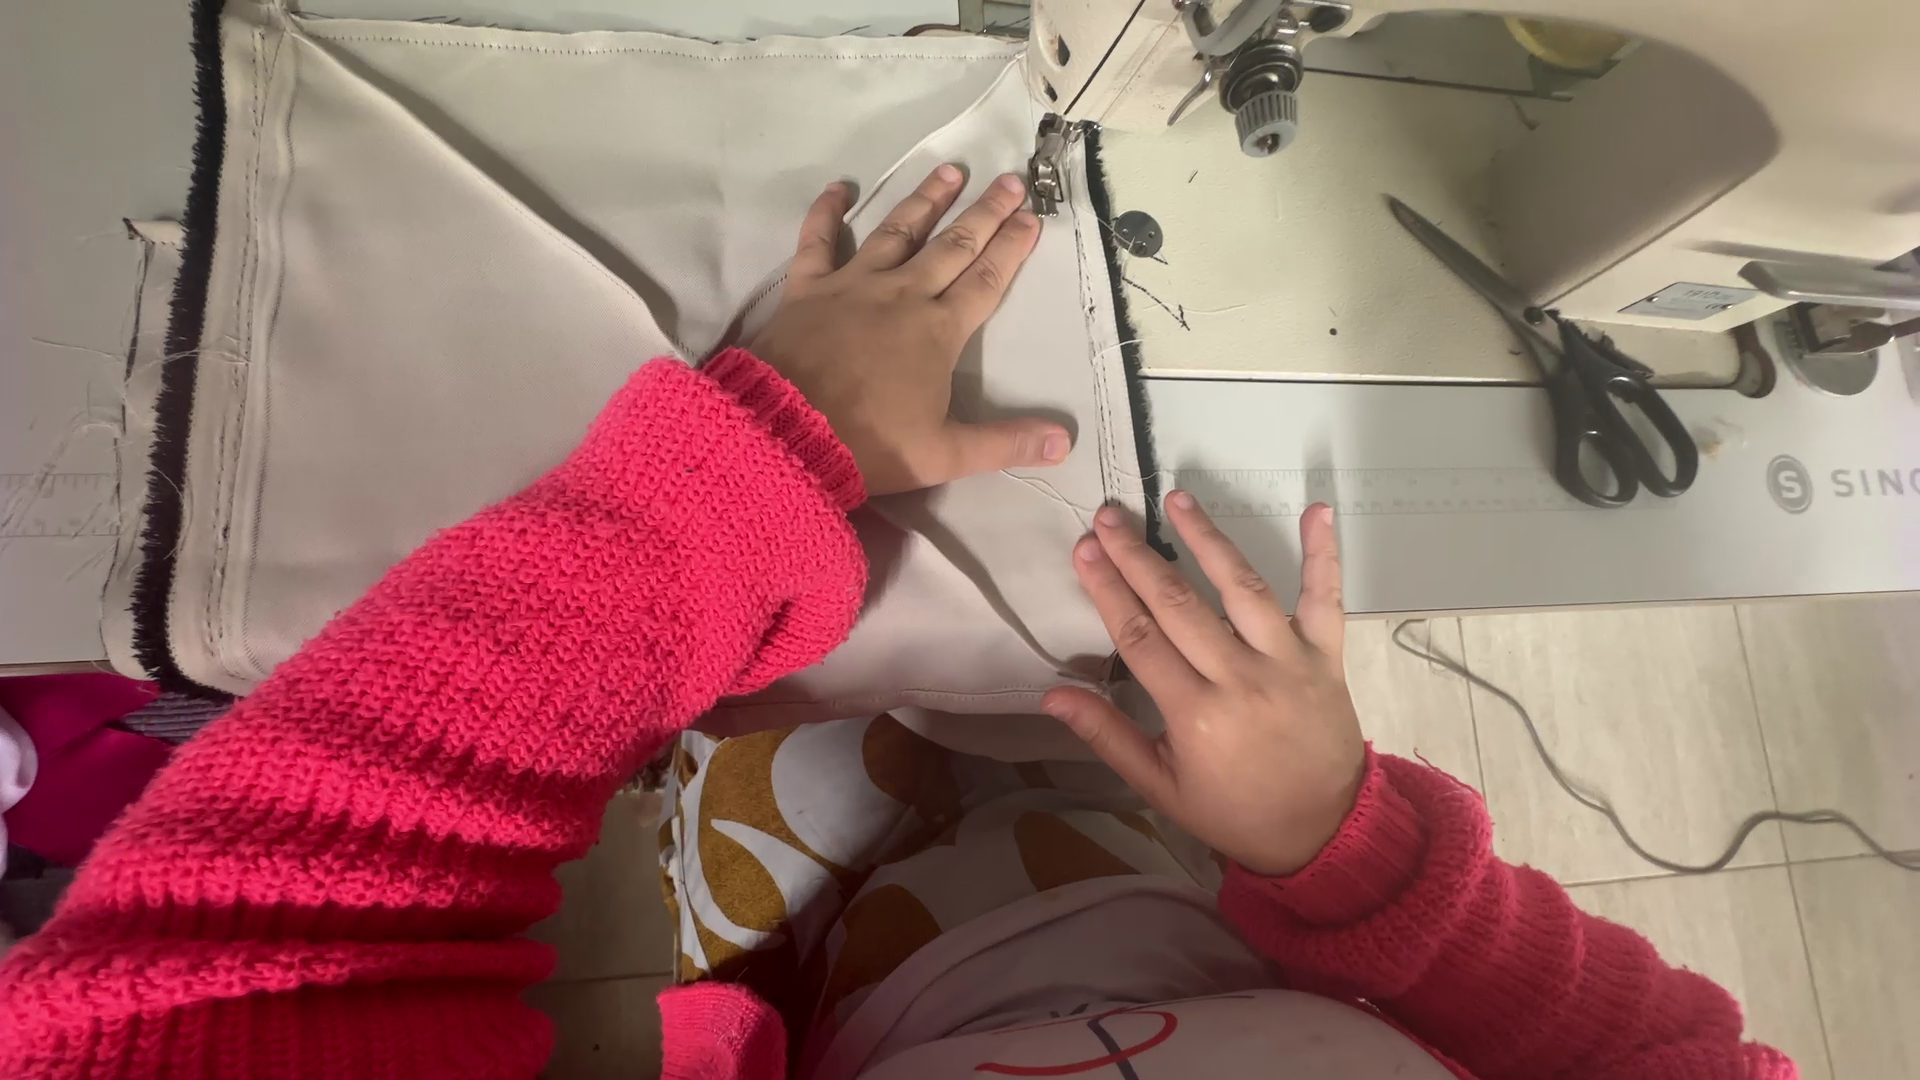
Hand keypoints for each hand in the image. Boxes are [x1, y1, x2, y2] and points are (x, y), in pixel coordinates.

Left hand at [748, 166, 1071, 495]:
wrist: (788, 434)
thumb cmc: (871, 444)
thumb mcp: (946, 455)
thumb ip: (1006, 444)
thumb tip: (1066, 442)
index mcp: (938, 331)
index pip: (986, 281)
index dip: (1012, 249)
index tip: (1032, 218)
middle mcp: (901, 295)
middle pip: (952, 246)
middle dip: (984, 213)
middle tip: (1009, 180)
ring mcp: (853, 285)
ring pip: (896, 232)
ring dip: (925, 201)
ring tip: (950, 172)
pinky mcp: (808, 288)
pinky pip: (818, 240)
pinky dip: (827, 212)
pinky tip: (840, 187)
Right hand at [1042, 495, 1365, 877]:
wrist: (1328, 836)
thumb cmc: (1234, 811)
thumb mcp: (1160, 786)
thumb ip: (1107, 736)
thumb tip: (1051, 695)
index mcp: (1195, 715)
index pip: (1139, 637)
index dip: (1106, 589)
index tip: (1083, 550)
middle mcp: (1240, 678)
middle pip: (1179, 604)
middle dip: (1137, 556)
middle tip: (1109, 516)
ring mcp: (1288, 662)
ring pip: (1242, 588)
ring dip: (1206, 539)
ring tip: (1176, 499)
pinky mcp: (1326, 656)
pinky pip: (1326, 598)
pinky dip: (1323, 554)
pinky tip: (1317, 508)